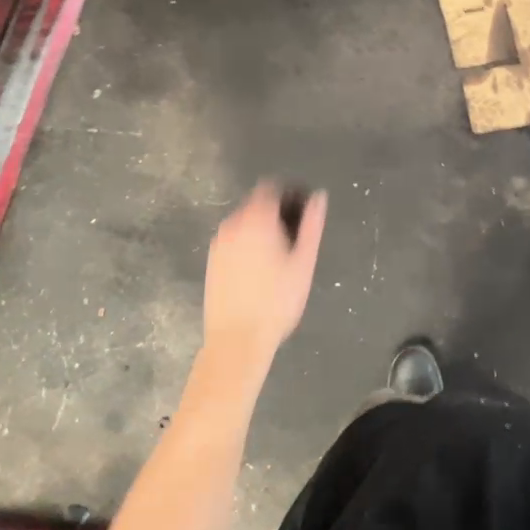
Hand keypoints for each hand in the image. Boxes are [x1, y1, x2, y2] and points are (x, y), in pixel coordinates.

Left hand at [201, 182, 325, 358]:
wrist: (237, 341)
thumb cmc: (277, 302)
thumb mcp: (303, 262)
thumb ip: (312, 224)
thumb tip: (319, 197)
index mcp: (256, 220)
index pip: (270, 188)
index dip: (289, 194)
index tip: (302, 211)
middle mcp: (232, 225)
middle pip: (256, 205)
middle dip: (276, 215)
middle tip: (295, 241)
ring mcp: (217, 245)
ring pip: (244, 225)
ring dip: (261, 231)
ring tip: (279, 259)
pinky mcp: (210, 263)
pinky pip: (233, 243)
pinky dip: (247, 247)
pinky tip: (259, 273)